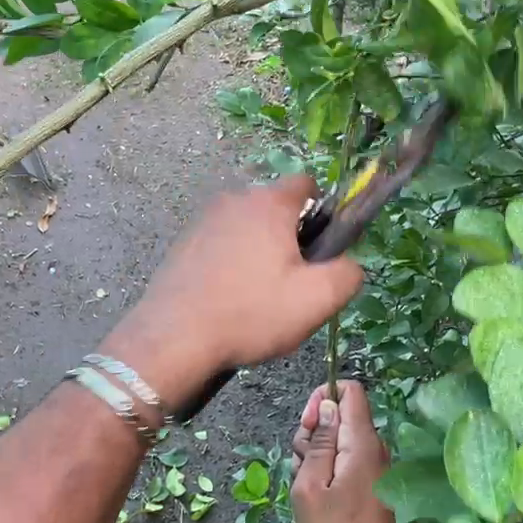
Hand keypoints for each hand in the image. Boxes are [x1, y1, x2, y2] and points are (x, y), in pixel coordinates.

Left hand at [103, 177, 362, 408]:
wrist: (175, 339)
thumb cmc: (251, 313)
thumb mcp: (317, 299)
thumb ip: (348, 273)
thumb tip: (348, 264)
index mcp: (268, 204)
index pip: (307, 184)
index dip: (323, 213)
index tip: (320, 250)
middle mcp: (233, 201)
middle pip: (276, 209)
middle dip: (290, 239)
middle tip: (291, 284)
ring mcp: (203, 221)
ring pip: (247, 230)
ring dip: (259, 254)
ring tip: (257, 299)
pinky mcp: (183, 245)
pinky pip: (221, 246)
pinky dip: (231, 266)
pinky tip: (228, 302)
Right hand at [290, 381, 407, 522]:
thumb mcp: (310, 486)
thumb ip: (318, 442)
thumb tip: (327, 406)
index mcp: (362, 442)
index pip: (350, 390)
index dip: (323, 397)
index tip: (308, 426)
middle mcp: (374, 446)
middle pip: (341, 414)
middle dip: (315, 430)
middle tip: (302, 464)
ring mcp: (376, 463)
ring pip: (340, 438)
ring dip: (318, 453)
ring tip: (309, 485)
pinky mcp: (372, 479)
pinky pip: (347, 458)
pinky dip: (329, 468)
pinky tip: (320, 495)